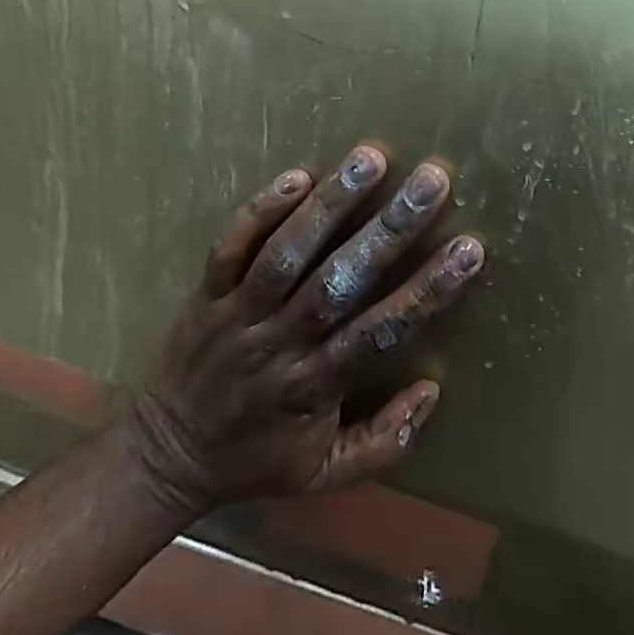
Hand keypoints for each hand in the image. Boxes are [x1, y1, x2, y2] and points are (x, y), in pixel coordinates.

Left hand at [126, 142, 484, 516]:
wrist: (164, 454)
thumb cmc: (253, 459)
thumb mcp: (323, 475)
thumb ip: (383, 443)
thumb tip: (431, 391)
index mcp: (313, 386)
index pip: (380, 333)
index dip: (427, 291)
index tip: (469, 250)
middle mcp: (279, 342)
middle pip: (339, 280)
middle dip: (389, 230)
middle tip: (432, 182)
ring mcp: (238, 313)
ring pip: (286, 254)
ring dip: (330, 205)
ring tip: (371, 159)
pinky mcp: (206, 292)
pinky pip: (230, 246)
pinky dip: (260, 211)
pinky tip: (297, 176)